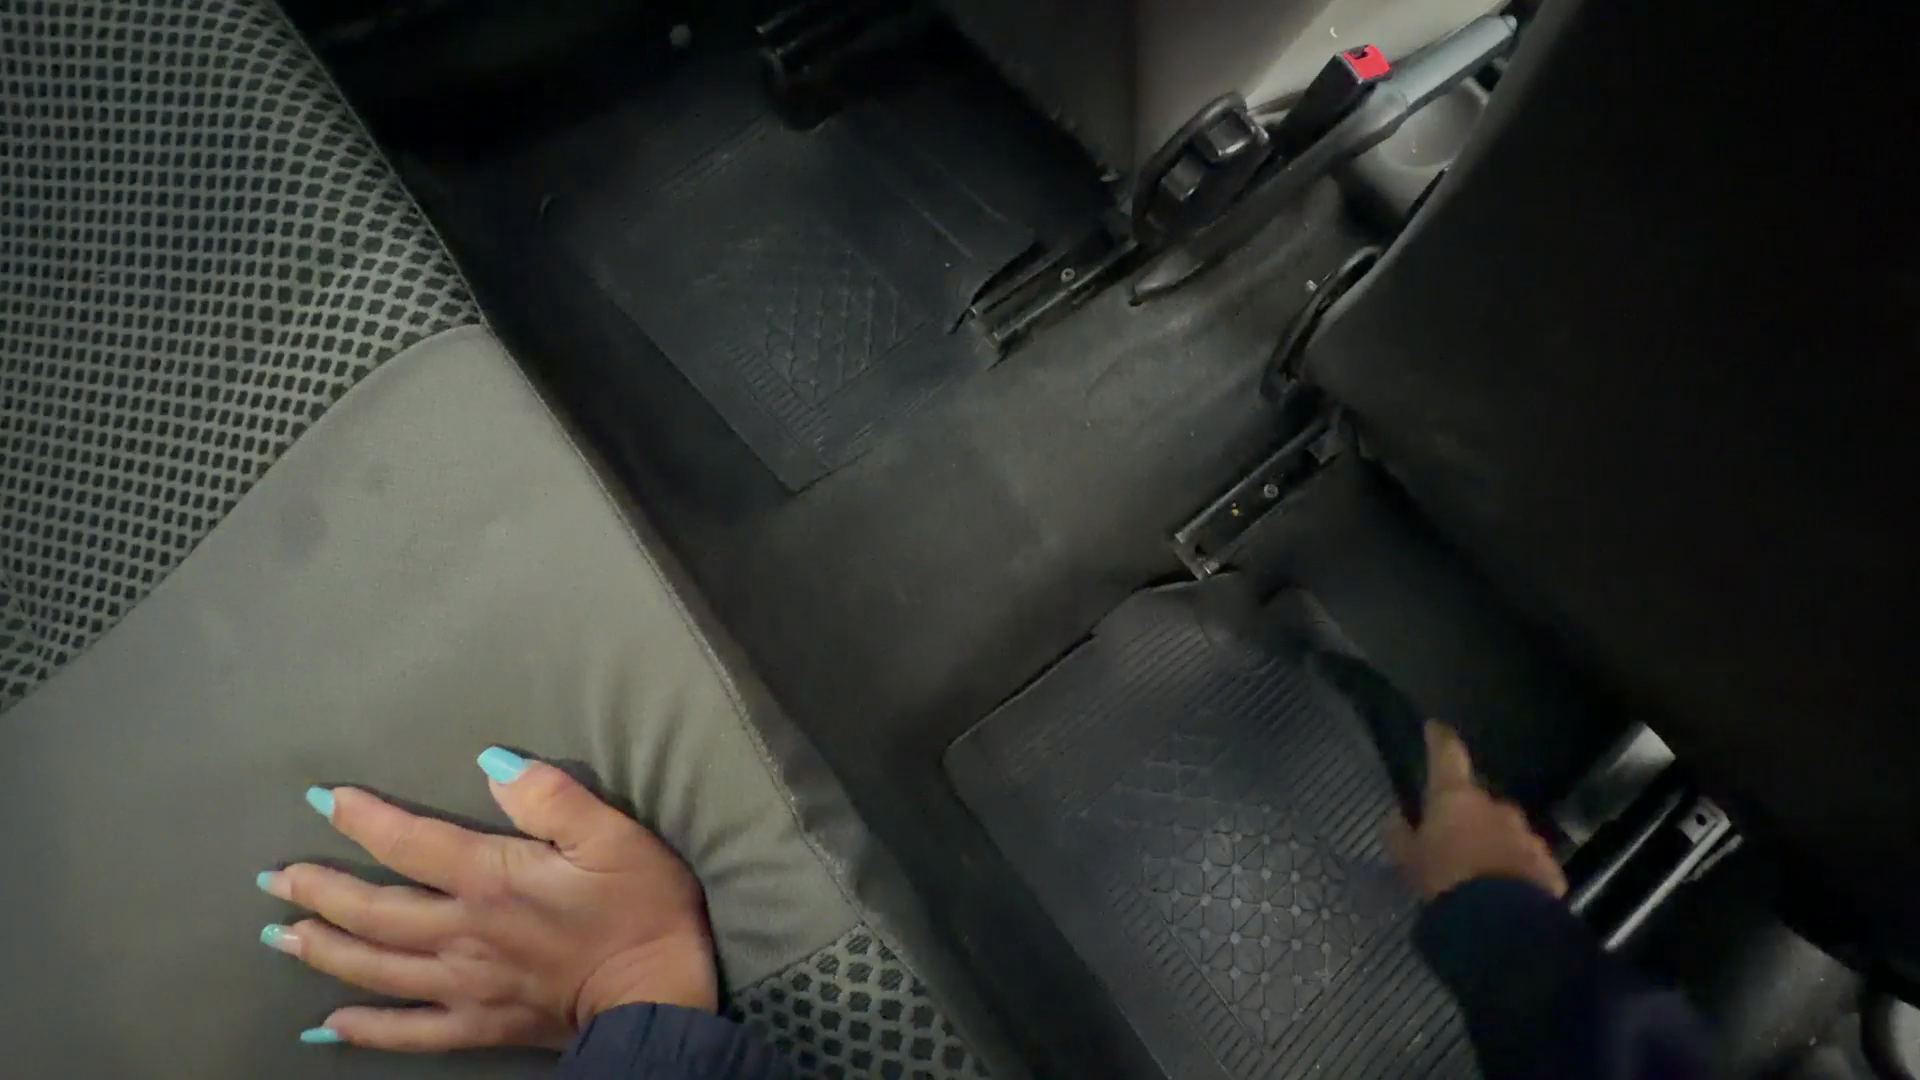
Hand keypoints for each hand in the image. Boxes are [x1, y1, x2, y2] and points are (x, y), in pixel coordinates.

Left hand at [258, 747, 716, 1051]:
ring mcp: (464, 986)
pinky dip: (361, 1030)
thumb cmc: (640, 903)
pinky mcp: (478, 1024)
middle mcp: (462, 933)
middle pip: (376, 911)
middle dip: (322, 891)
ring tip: (281, 936)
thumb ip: (553, 798)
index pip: (414, 845)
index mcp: (493, 881)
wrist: (654, 992)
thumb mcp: (613, 834)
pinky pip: (405, 1033)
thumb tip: (493, 764)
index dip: (367, 820)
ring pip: (376, 968)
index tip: (323, 800)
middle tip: (276, 878)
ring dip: (325, 950)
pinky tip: (327, 1028)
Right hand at [1385, 722, 1565, 901]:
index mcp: (1455, 796)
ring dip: (1493, 840)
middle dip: (1468, 813)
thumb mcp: (1407, 858)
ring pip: (1505, 830)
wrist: (1501, 924)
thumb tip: (1397, 819)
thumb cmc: (1444, 878)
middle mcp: (1495, 807)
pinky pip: (1526, 859)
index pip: (1447, 754)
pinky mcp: (1549, 866)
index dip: (1439, 738)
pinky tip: (1502, 889)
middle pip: (1478, 800)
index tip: (1435, 727)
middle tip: (1453, 836)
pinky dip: (1514, 867)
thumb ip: (1400, 834)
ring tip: (1478, 869)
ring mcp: (1526, 836)